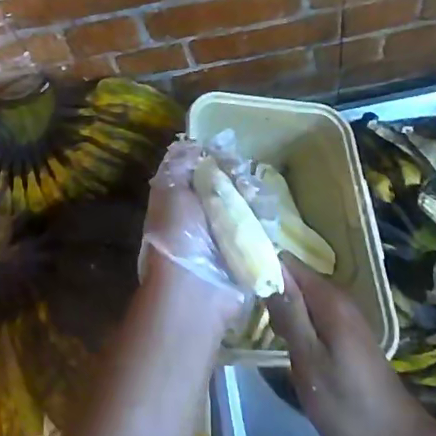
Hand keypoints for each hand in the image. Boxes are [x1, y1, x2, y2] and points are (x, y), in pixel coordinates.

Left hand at [138, 140, 247, 328]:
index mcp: (184, 201)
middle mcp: (206, 216)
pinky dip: (265, 217)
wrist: (194, 290)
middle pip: (231, 184)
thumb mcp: (169, 189)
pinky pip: (263, 225)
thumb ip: (181, 164)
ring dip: (254, 196)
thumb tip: (195, 144)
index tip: (227, 155)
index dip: (218, 159)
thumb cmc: (177, 235)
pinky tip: (264, 212)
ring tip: (253, 196)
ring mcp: (229, 233)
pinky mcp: (249, 249)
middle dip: (239, 177)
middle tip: (242, 180)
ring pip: (249, 202)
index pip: (207, 170)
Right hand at [265, 256, 434, 435]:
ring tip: (263, 331)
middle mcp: (340, 298)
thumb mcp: (310, 362)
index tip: (240, 283)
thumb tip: (271, 270)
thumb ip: (290, 316)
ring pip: (305, 300)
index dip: (264, 268)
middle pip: (297, 280)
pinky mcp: (348, 334)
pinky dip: (299, 325)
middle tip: (248, 316)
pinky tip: (288, 345)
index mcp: (330, 299)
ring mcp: (346, 316)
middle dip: (273, 292)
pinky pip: (316, 316)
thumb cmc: (346, 403)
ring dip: (285, 311)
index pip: (290, 264)